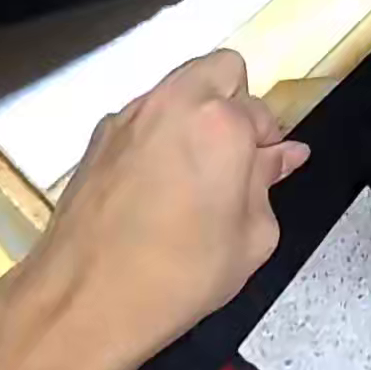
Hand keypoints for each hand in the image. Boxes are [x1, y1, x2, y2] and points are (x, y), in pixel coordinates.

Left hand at [30, 49, 308, 356]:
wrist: (85, 301)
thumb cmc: (182, 275)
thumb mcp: (252, 238)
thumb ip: (269, 181)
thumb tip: (284, 153)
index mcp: (221, 122)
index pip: (262, 111)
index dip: (269, 142)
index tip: (265, 168)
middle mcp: (175, 102)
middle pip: (221, 68)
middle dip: (236, 101)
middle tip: (233, 152)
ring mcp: (132, 114)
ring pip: (179, 86)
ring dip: (196, 113)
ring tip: (192, 169)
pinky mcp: (100, 134)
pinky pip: (145, 113)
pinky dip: (159, 131)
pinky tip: (153, 182)